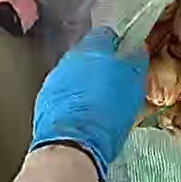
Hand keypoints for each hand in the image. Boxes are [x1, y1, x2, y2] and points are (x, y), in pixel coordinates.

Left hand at [32, 28, 147, 181]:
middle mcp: (69, 58)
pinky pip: (64, 92)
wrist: (71, 147)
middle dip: (102, 64)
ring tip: (101, 102)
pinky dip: (74, 98)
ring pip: (76, 73)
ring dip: (87, 82)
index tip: (128, 58)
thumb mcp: (134, 86)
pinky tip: (84, 114)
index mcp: (93, 48)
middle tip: (117, 82)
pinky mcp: (43, 100)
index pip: (107, 34)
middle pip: (89, 53)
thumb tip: (137, 48)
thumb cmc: (108, 114)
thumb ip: (136, 62)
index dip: (120, 45)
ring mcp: (53, 79)